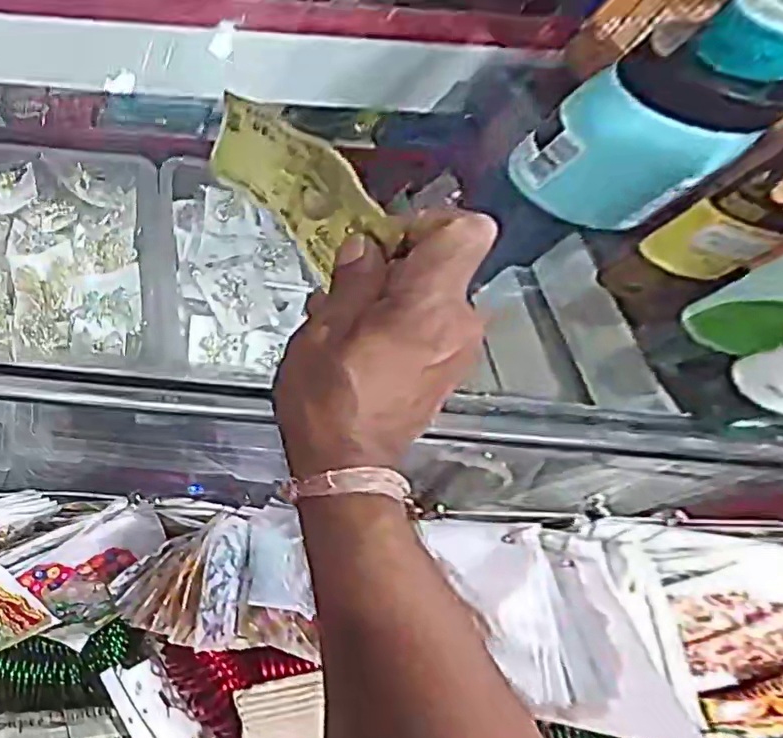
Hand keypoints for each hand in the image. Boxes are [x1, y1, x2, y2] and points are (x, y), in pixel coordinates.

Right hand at [273, 210, 496, 477]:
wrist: (345, 464)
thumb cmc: (324, 403)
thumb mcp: (319, 337)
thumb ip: (349, 285)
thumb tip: (364, 249)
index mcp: (427, 305)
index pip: (464, 229)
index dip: (421, 227)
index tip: (379, 247)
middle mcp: (459, 321)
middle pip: (444, 267)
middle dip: (393, 272)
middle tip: (343, 296)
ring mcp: (459, 347)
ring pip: (432, 300)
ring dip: (391, 304)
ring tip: (343, 332)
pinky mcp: (448, 369)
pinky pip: (430, 329)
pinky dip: (399, 329)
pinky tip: (360, 354)